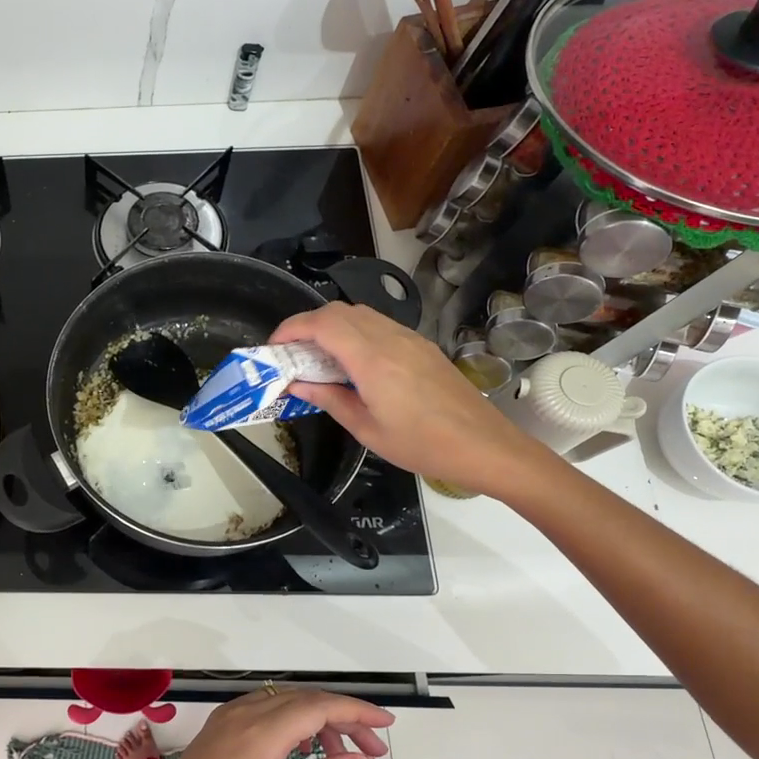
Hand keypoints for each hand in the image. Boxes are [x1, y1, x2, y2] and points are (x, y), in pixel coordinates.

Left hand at [109, 689, 391, 758]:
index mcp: (261, 732)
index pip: (318, 706)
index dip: (356, 711)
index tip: (387, 725)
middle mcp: (244, 712)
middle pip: (303, 699)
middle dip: (342, 717)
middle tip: (373, 750)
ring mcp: (229, 715)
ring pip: (284, 701)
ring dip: (317, 718)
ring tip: (343, 755)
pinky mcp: (220, 724)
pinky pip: (265, 708)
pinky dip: (292, 720)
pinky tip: (304, 748)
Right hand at [271, 301, 552, 498]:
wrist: (486, 447)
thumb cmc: (423, 446)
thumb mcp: (366, 429)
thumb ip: (328, 399)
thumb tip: (296, 385)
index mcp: (373, 360)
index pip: (322, 324)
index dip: (291, 328)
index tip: (272, 348)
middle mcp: (391, 340)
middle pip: (338, 311)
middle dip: (306, 325)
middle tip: (289, 354)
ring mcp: (410, 340)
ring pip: (359, 314)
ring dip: (331, 327)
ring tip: (316, 359)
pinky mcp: (421, 347)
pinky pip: (379, 326)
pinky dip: (354, 334)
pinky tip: (350, 364)